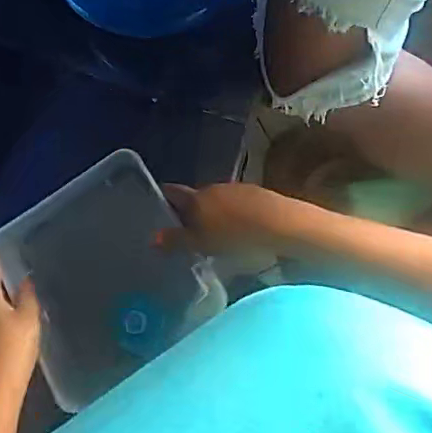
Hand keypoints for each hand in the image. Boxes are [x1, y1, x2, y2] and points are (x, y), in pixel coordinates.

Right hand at [159, 182, 303, 256]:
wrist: (279, 224)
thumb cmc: (234, 236)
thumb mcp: (201, 244)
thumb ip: (176, 240)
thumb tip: (152, 238)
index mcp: (194, 198)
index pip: (171, 191)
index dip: (162, 198)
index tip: (158, 209)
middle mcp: (211, 188)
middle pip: (194, 196)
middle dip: (190, 210)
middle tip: (188, 230)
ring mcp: (235, 189)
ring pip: (216, 199)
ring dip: (213, 213)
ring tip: (216, 233)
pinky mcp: (255, 194)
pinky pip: (236, 203)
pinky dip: (233, 214)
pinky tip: (240, 230)